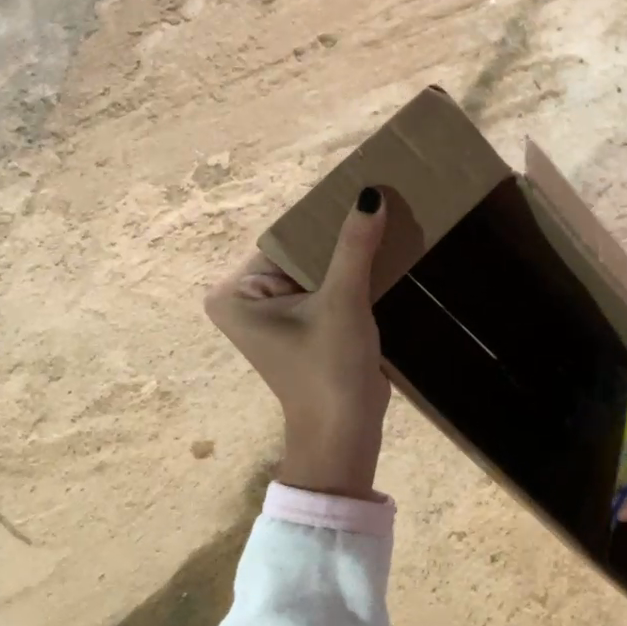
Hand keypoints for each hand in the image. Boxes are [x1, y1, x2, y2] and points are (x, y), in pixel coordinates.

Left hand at [205, 187, 390, 499]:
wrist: (345, 433)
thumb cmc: (329, 370)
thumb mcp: (342, 302)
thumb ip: (354, 247)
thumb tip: (372, 195)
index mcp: (235, 293)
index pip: (286, 239)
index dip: (324, 218)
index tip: (363, 192)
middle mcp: (249, 299)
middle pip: (303, 252)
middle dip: (342, 235)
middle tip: (384, 203)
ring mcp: (280, 313)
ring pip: (321, 267)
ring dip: (354, 253)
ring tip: (391, 221)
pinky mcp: (309, 324)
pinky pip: (332, 286)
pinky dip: (357, 273)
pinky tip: (387, 252)